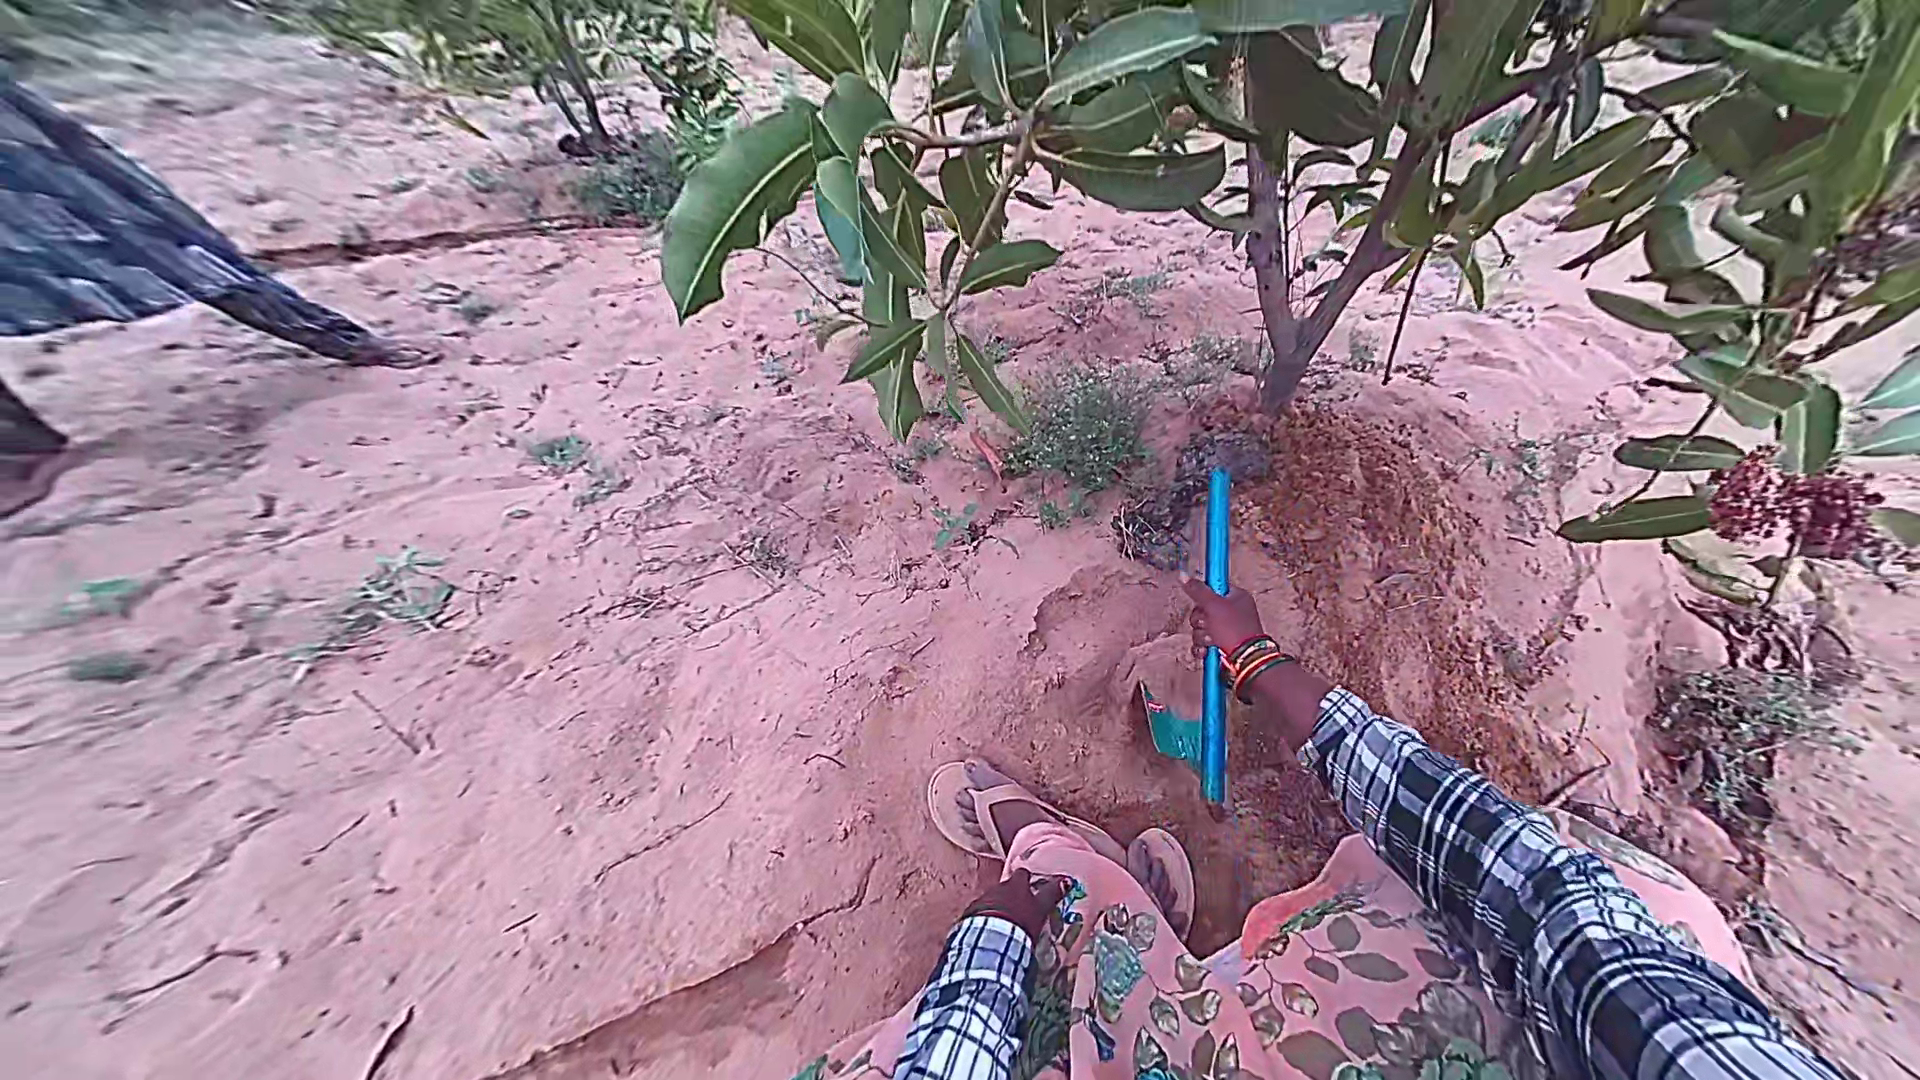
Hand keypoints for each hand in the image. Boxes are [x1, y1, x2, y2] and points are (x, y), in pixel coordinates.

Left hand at [961, 867, 1067, 941]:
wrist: (992, 938)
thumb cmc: (1021, 923)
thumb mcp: (1040, 910)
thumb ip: (1052, 894)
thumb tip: (1067, 880)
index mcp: (1017, 885)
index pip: (1024, 874)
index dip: (1027, 878)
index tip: (1031, 882)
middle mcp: (1000, 887)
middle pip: (1007, 885)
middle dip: (1012, 892)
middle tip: (1019, 905)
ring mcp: (985, 899)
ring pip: (994, 898)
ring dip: (999, 906)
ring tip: (1005, 922)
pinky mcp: (972, 912)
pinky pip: (981, 911)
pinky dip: (986, 917)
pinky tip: (990, 929)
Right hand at [1181, 575, 1265, 659]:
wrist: (1245, 660)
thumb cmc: (1234, 629)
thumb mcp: (1213, 605)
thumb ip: (1197, 590)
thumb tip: (1183, 576)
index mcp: (1236, 597)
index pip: (1213, 588)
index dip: (1204, 596)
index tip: (1203, 602)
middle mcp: (1232, 612)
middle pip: (1202, 610)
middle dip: (1200, 620)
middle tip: (1207, 623)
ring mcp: (1226, 629)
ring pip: (1200, 627)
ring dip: (1201, 635)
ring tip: (1211, 640)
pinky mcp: (1220, 644)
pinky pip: (1202, 642)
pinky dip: (1202, 646)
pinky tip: (1206, 650)